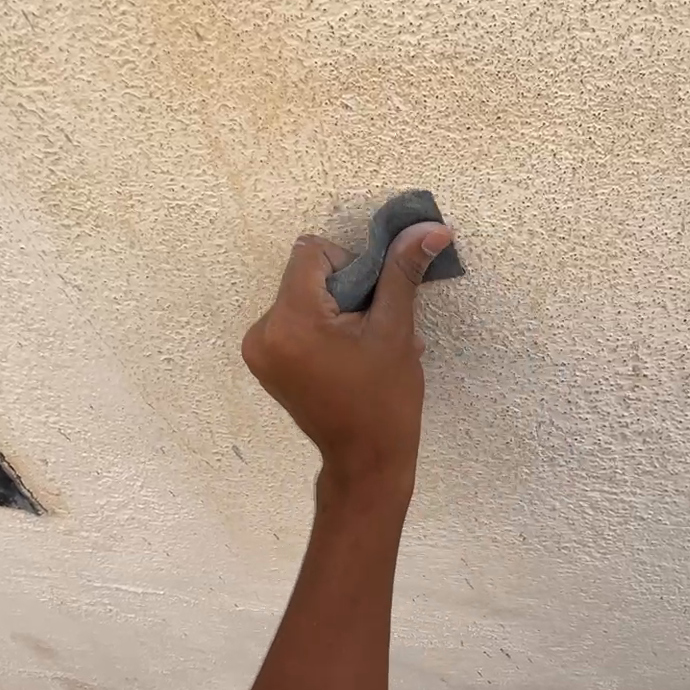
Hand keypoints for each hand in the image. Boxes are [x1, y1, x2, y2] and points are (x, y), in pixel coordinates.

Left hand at [241, 221, 455, 498]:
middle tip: (369, 326)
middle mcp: (262, 333)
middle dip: (343, 289)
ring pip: (301, 296)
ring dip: (335, 308)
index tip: (370, 300)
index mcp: (291, 322)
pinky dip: (321, 326)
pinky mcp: (264, 361)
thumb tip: (430, 229)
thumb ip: (403, 272)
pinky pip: (293, 320)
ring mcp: (259, 350)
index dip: (348, 264)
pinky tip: (347, 353)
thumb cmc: (385, 400)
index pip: (311, 251)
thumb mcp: (396, 330)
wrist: (366, 459)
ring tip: (361, 344)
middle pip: (305, 274)